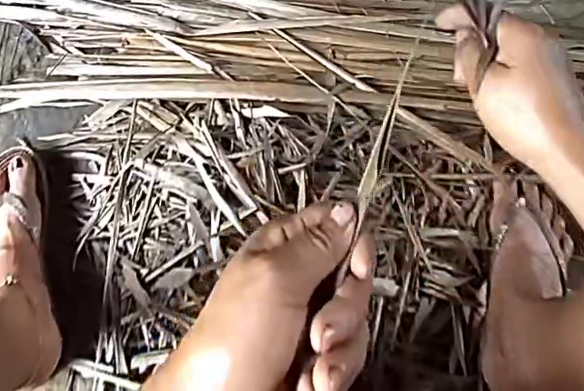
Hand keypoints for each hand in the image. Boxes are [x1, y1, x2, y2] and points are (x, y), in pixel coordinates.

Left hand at [146, 201, 374, 390]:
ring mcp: (308, 323)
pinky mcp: (316, 361)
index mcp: (284, 247)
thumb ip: (316, 244)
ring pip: (355, 322)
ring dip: (339, 352)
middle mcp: (299, 281)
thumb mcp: (275, 280)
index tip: (356, 265)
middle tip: (321, 331)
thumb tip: (347, 210)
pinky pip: (347, 359)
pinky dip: (333, 376)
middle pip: (353, 276)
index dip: (354, 241)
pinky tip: (311, 384)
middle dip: (346, 309)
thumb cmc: (228, 345)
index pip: (336, 223)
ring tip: (314, 368)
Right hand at [439, 5, 583, 172]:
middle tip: (460, 73)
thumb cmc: (526, 119)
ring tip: (477, 91)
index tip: (441, 24)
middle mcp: (541, 40)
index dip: (458, 16)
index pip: (484, 11)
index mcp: (523, 33)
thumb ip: (469, 53)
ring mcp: (553, 61)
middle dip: (473, 45)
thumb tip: (465, 36)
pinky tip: (499, 99)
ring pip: (510, 50)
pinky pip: (523, 66)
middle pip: (497, 30)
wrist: (572, 157)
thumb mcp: (483, 83)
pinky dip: (505, 74)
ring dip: (488, 63)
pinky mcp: (557, 82)